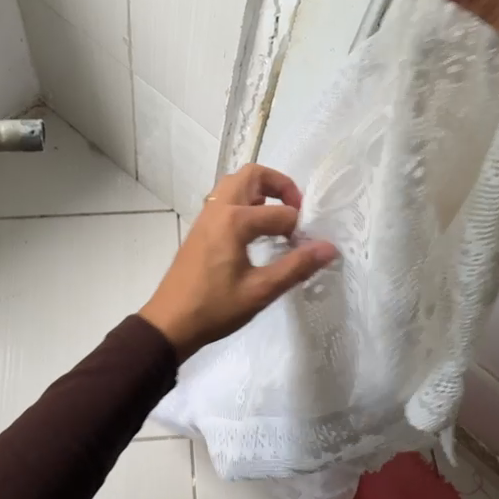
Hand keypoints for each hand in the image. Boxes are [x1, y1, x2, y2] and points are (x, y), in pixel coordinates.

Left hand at [138, 164, 338, 360]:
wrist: (169, 323)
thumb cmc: (215, 308)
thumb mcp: (260, 291)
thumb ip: (296, 266)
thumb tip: (329, 248)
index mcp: (234, 221)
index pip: (280, 213)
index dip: (300, 229)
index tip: (309, 248)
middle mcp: (219, 209)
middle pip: (252, 175)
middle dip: (280, 185)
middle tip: (297, 209)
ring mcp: (206, 216)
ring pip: (235, 184)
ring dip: (260, 190)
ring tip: (278, 217)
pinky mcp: (200, 227)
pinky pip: (225, 199)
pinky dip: (245, 201)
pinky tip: (256, 230)